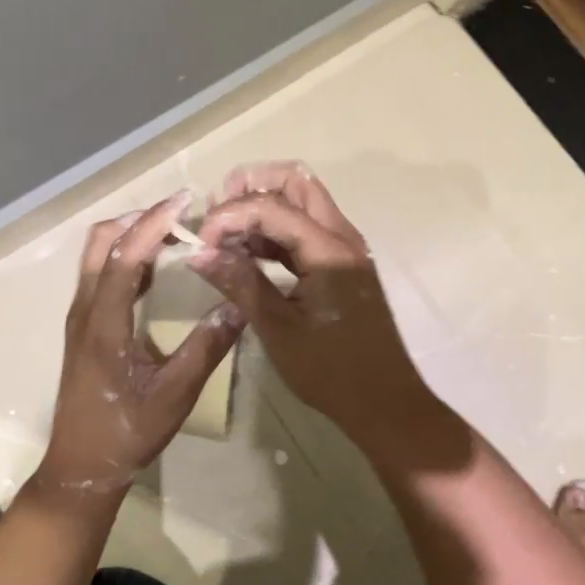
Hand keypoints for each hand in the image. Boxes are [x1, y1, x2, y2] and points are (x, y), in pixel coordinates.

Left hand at [37, 191, 246, 493]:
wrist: (82, 467)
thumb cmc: (128, 431)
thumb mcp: (175, 393)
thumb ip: (207, 347)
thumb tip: (239, 304)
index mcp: (104, 322)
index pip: (125, 255)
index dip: (154, 222)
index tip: (185, 200)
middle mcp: (86, 310)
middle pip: (101, 243)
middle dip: (138, 219)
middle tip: (180, 214)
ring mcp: (81, 318)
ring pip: (98, 257)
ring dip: (130, 236)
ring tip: (173, 232)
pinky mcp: (85, 327)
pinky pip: (102, 276)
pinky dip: (126, 258)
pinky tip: (157, 266)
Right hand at [189, 163, 438, 445]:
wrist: (385, 403)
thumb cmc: (331, 372)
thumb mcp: (278, 329)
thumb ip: (240, 283)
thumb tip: (199, 253)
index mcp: (328, 249)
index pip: (270, 206)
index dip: (229, 215)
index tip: (201, 244)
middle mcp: (341, 236)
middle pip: (295, 181)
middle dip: (251, 187)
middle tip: (216, 214)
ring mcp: (344, 248)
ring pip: (302, 201)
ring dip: (263, 206)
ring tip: (225, 235)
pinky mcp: (341, 263)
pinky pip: (306, 228)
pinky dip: (276, 230)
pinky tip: (247, 253)